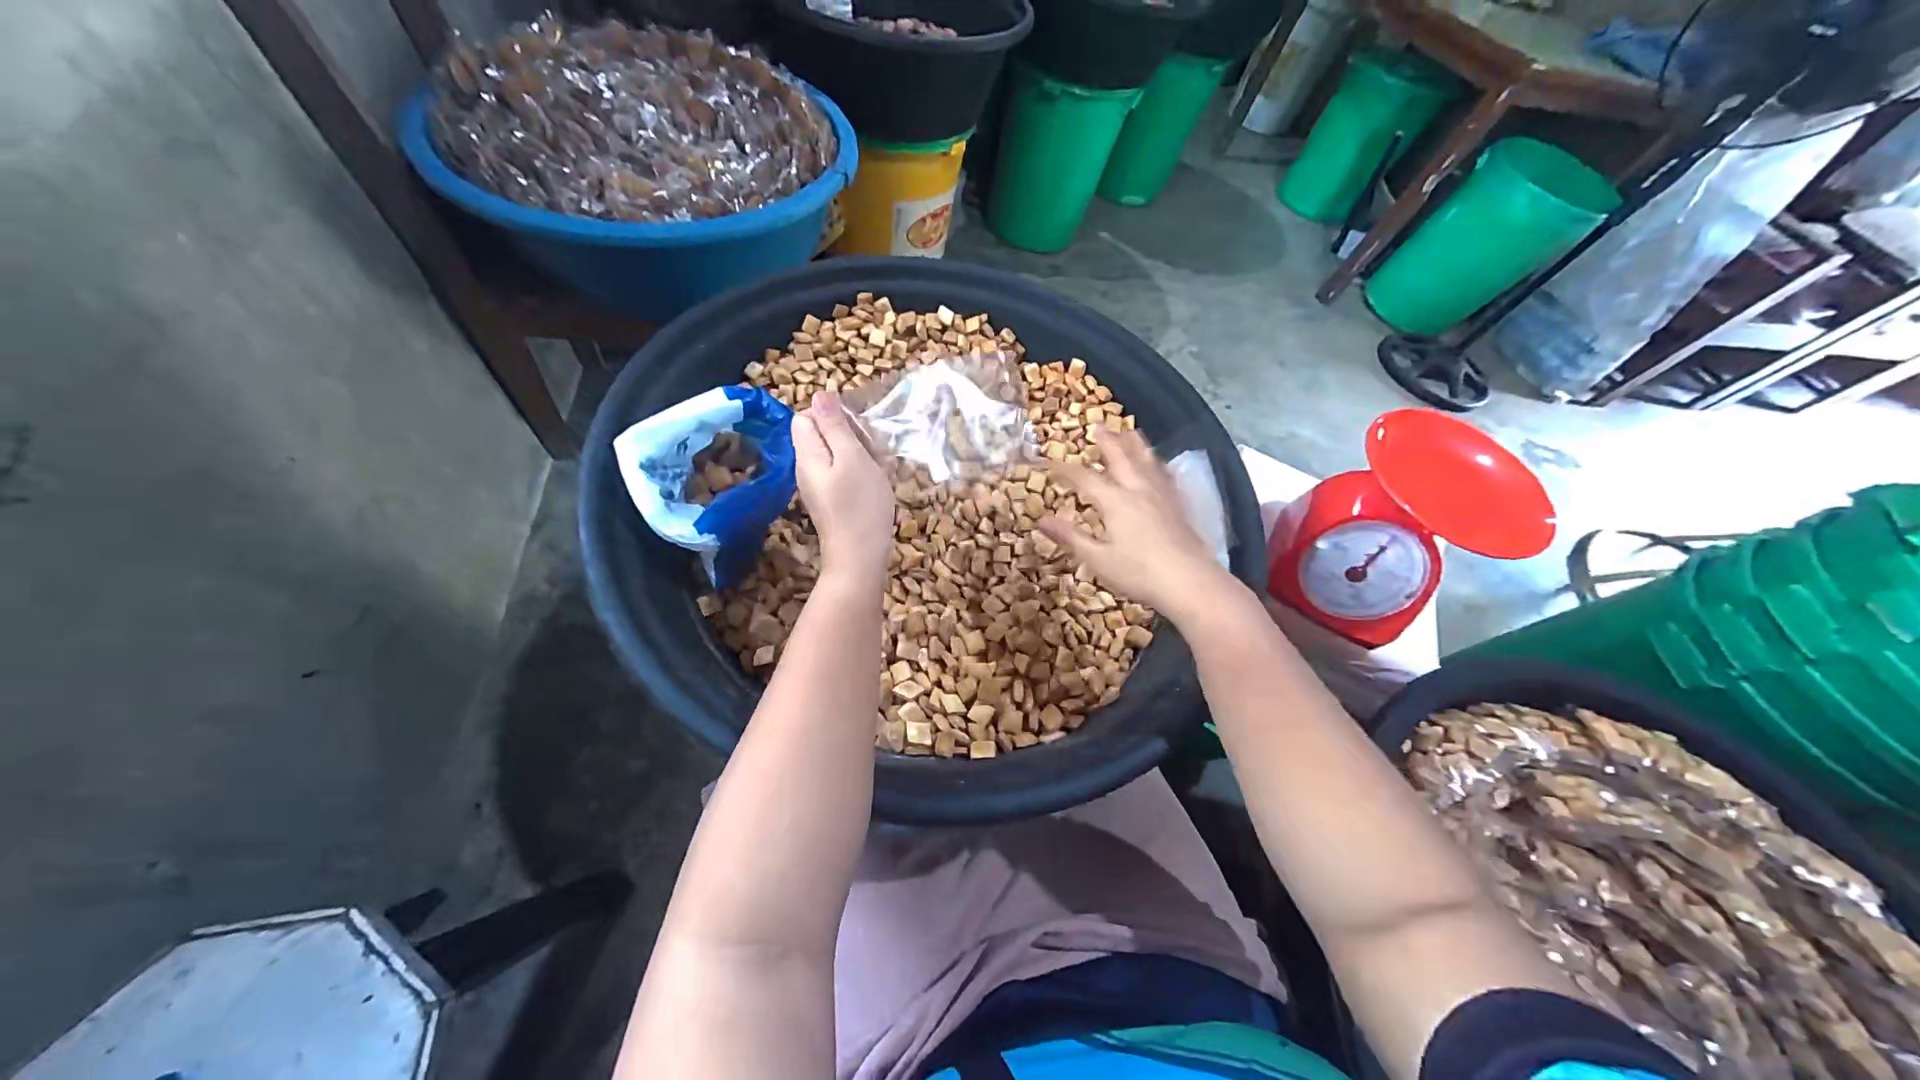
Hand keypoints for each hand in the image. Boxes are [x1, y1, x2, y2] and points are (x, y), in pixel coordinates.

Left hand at [792, 391, 893, 584]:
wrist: (860, 558)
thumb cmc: (860, 505)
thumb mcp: (852, 458)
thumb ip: (834, 426)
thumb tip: (819, 395)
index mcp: (807, 454)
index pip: (806, 416)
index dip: (831, 415)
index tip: (857, 429)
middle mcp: (808, 468)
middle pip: (823, 435)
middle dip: (851, 435)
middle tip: (873, 451)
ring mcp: (820, 486)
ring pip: (839, 455)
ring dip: (863, 455)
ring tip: (881, 469)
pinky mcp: (834, 501)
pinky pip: (846, 475)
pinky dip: (864, 474)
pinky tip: (880, 485)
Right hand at [1039, 427, 1241, 624]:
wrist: (1190, 582)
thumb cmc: (1138, 573)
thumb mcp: (1097, 558)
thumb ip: (1070, 536)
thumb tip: (1041, 520)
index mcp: (1115, 501)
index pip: (1085, 478)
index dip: (1066, 469)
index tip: (1051, 463)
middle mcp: (1138, 489)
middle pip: (1120, 457)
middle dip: (1106, 441)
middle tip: (1097, 425)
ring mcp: (1162, 495)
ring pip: (1147, 460)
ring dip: (1135, 444)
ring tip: (1129, 431)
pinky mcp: (1180, 505)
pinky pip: (1166, 475)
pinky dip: (1158, 464)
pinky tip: (1161, 464)